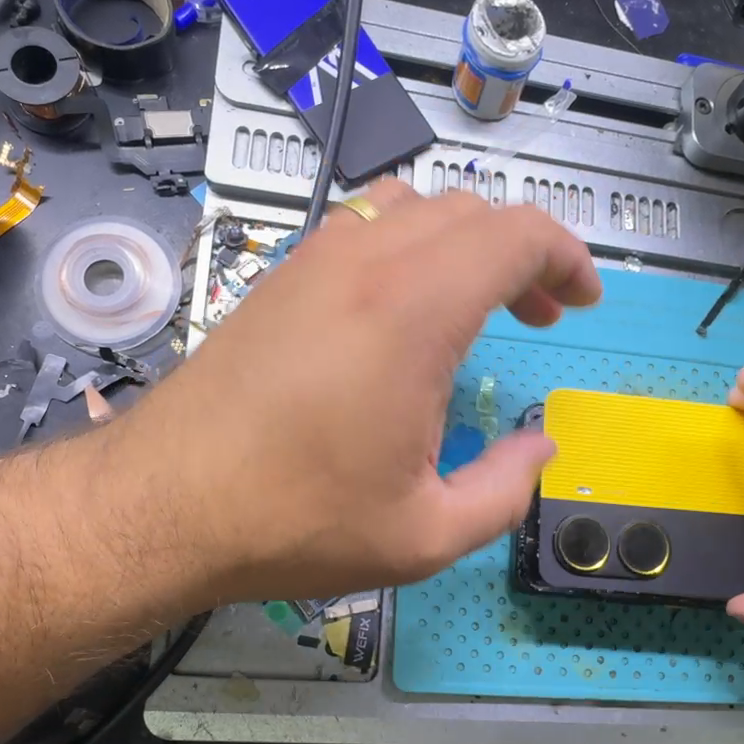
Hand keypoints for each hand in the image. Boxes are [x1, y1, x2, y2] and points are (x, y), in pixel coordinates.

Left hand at [133, 182, 601, 603]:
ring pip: (413, 208)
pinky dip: (408, 249)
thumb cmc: (296, 522)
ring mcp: (313, 262)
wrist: (164, 505)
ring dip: (463, 245)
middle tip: (536, 317)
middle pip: (471, 213)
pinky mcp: (278, 279)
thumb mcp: (426, 536)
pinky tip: (401, 311)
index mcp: (414, 313)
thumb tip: (537, 449)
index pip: (516, 235)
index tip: (580, 300)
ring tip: (474, 305)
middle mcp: (365, 264)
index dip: (566, 257)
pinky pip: (362, 230)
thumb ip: (505, 491)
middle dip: (522, 256)